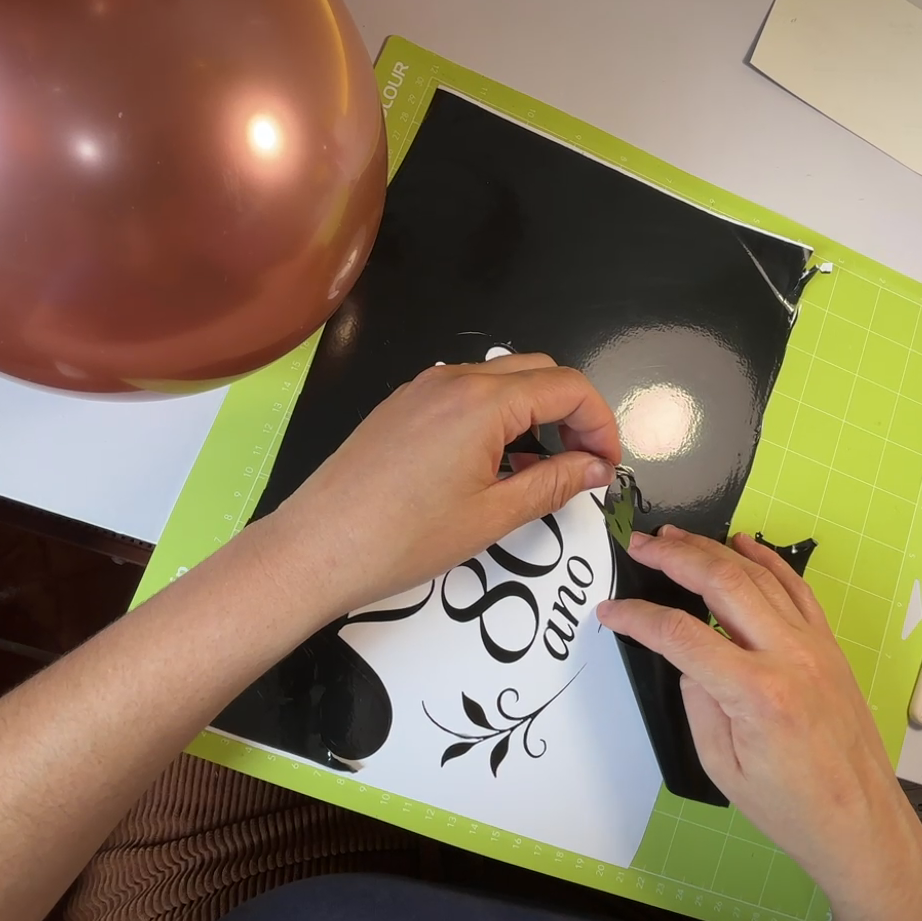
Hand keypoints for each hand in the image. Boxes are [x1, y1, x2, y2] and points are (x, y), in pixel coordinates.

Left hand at [257, 353, 620, 619]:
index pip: (568, 387)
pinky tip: (490, 461)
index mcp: (483, 401)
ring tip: (538, 468)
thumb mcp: (491, 516)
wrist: (315, 548)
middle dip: (573, 412)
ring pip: (501, 380)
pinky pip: (465, 393)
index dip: (601, 423)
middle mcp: (454, 379)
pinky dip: (496, 416)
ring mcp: (423, 388)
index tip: (606, 466)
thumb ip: (553, 484)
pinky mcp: (402, 404)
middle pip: (539, 373)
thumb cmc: (406, 539)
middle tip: (582, 464)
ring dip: (534, 412)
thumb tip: (597, 467)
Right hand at [598, 529, 921, 920]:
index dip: (638, 617)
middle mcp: (787, 656)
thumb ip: (697, 699)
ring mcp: (814, 645)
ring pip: (757, 576)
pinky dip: (767, 560)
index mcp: (755, 693)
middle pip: (722, 583)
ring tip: (676, 537)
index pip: (681, 634)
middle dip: (674, 557)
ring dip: (712, 550)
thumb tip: (688, 656)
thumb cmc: (788, 808)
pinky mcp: (829, 646)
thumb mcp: (721, 764)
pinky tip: (741, 543)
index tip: (610, 610)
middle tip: (641, 545)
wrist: (864, 827)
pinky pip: (797, 588)